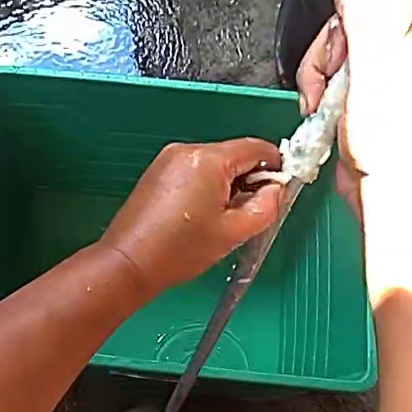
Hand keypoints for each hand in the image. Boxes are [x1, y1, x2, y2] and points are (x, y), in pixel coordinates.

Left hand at [99, 138, 284, 295]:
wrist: (130, 263)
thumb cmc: (176, 250)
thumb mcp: (234, 233)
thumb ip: (266, 207)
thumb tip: (278, 191)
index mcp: (208, 160)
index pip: (256, 148)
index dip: (276, 167)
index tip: (281, 187)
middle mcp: (188, 151)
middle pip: (234, 156)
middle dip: (249, 181)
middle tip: (252, 213)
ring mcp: (170, 160)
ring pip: (215, 166)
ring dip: (228, 187)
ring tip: (223, 221)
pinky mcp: (160, 173)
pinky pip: (196, 172)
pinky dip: (208, 189)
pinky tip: (204, 217)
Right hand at [297, 0, 411, 216]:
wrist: (386, 189)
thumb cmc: (390, 142)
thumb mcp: (372, 67)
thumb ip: (364, 14)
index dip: (350, 17)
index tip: (342, 47)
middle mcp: (407, 53)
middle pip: (353, 24)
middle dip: (330, 55)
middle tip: (332, 82)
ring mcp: (387, 78)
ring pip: (340, 54)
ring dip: (321, 78)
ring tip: (324, 105)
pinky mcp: (369, 100)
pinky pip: (337, 81)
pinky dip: (323, 96)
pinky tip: (324, 114)